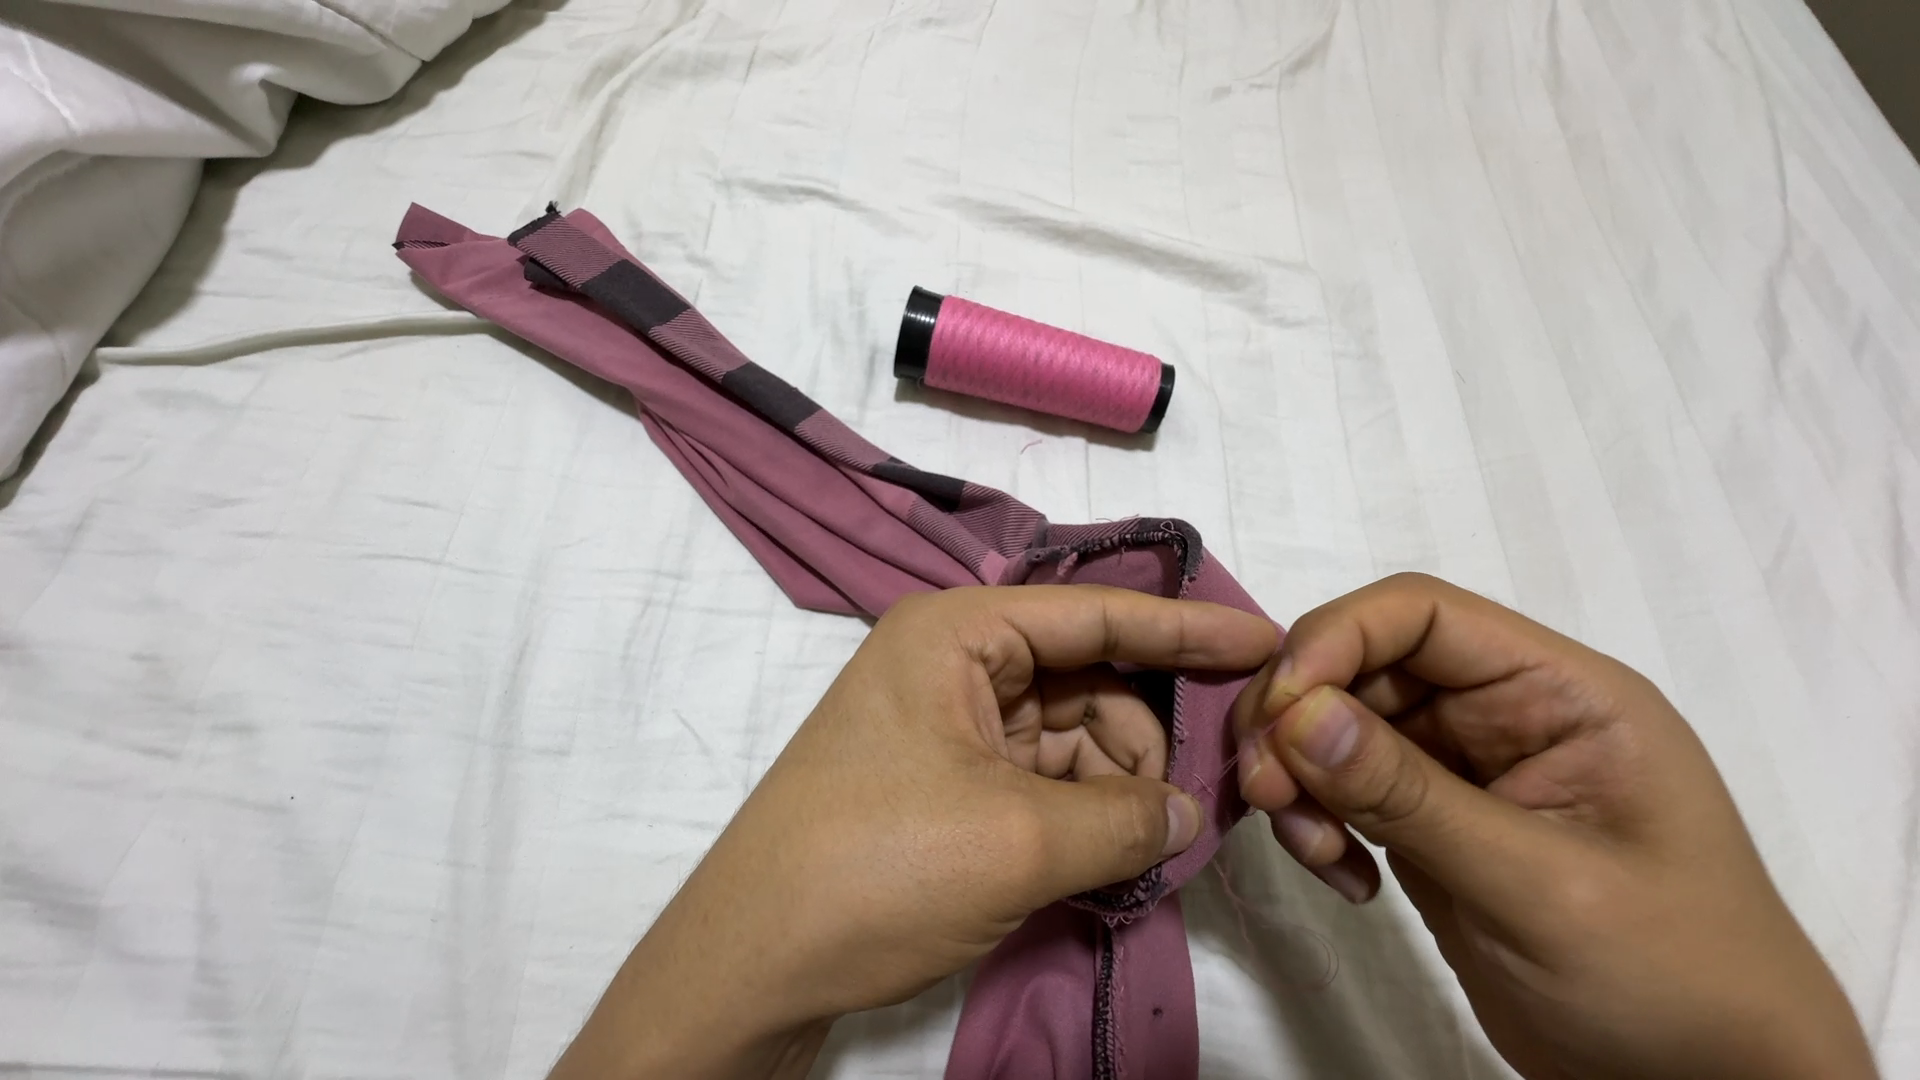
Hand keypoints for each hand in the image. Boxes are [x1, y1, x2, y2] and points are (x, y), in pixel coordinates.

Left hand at [551, 585, 1276, 1079]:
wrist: (752, 961)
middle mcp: (953, 661)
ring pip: (1069, 734)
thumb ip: (1126, 819)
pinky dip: (1084, 810)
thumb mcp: (1018, 840)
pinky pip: (1040, 776)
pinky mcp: (946, 779)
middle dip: (1149, 734)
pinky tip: (1118, 851)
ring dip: (1118, 784)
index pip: (1094, 614)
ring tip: (1156, 842)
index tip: (1266, 643)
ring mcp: (948, 722)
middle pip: (1086, 677)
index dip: (1185, 629)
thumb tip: (1193, 810)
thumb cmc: (877, 868)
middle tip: (1214, 790)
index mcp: (958, 633)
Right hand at [1233, 573, 1877, 1079]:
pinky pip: (1334, 785)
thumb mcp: (1539, 886)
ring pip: (1329, 726)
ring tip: (1310, 847)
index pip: (1419, 614)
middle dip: (1295, 720)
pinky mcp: (1416, 813)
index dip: (1336, 638)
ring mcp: (1451, 762)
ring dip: (1296, 776)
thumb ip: (1410, 795)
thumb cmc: (1669, 981)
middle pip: (1356, 667)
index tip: (1278, 708)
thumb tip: (1294, 715)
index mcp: (1553, 691)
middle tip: (1263, 791)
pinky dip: (1315, 820)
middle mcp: (1494, 709)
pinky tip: (1343, 877)